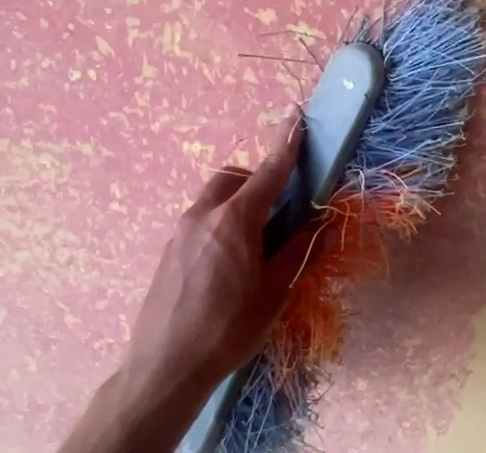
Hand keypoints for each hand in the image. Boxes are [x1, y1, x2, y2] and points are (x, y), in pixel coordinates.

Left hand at [60, 115, 316, 452]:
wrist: (163, 369)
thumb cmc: (227, 330)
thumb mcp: (274, 293)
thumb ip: (299, 251)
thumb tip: (322, 224)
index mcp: (236, 219)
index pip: (269, 170)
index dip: (287, 143)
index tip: (296, 115)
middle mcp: (205, 214)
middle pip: (234, 177)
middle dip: (257, 181)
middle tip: (278, 211)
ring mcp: (181, 231)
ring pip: (214, 198)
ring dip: (237, 203)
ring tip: (253, 244)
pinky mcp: (168, 251)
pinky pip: (200, 221)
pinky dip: (219, 224)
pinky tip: (226, 266)